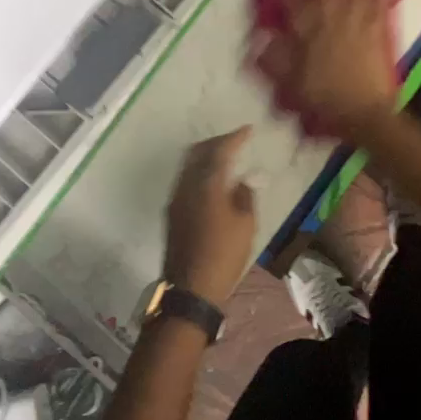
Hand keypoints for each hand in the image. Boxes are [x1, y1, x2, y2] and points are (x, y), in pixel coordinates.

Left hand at [164, 127, 257, 307]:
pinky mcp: (172, 212)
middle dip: (217, 142)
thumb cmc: (223, 256)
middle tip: (235, 141)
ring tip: (224, 157)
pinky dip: (199, 170)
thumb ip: (245, 195)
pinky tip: (212, 179)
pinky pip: (185, 178)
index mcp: (207, 184)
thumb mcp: (245, 224)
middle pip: (198, 151)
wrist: (190, 289)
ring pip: (188, 164)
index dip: (235, 137)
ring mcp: (175, 198)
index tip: (248, 130)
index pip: (220, 150)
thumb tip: (244, 179)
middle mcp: (186, 185)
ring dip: (205, 155)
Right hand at [252, 0, 401, 139]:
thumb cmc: (327, 101)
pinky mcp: (379, 30)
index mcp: (312, 35)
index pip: (296, 2)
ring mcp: (360, 24)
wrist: (366, 115)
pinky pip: (381, 3)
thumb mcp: (294, 84)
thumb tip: (260, 37)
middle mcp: (336, 23)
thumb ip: (276, 60)